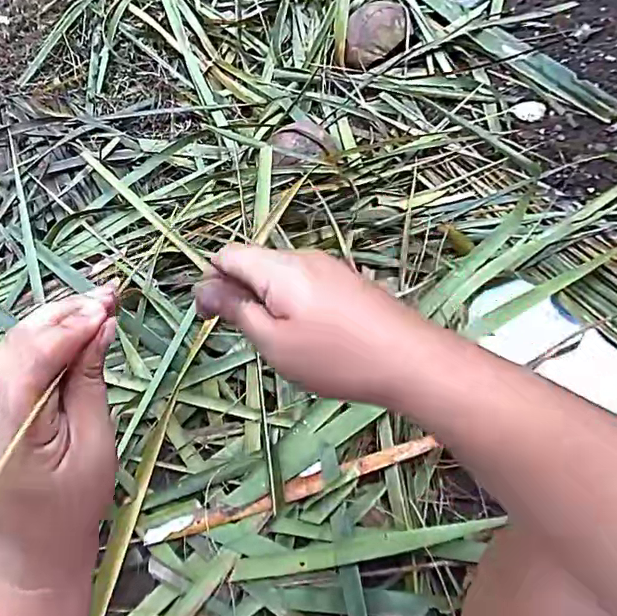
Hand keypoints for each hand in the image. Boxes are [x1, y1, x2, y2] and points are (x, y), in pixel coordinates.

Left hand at [0, 290, 117, 592]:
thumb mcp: (95, 446)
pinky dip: (42, 343)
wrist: (33, 556)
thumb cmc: (73, 509)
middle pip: (17, 344)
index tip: (109, 305)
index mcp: (8, 429)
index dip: (70, 325)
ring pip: (11, 349)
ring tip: (95, 308)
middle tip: (108, 296)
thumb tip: (99, 330)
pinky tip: (69, 333)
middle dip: (63, 313)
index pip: (33, 356)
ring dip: (52, 323)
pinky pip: (11, 366)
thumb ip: (91, 384)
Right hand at [193, 246, 455, 406]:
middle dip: (239, 293)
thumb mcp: (274, 343)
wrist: (410, 360)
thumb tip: (206, 287)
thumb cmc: (336, 358)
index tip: (209, 318)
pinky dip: (293, 303)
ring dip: (267, 300)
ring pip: (280, 275)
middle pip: (254, 262)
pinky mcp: (348, 281)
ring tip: (282, 342)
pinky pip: (306, 283)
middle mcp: (304, 257)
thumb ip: (237, 310)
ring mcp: (330, 267)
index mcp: (280, 267)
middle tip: (248, 336)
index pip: (228, 255)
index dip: (210, 282)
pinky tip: (310, 336)